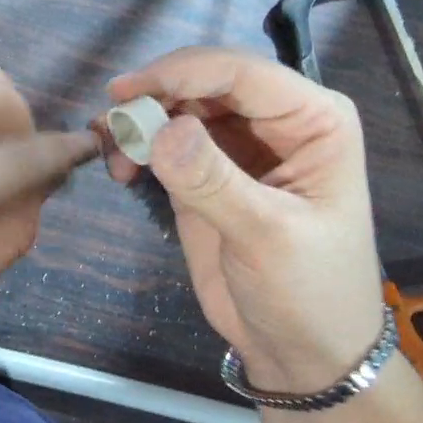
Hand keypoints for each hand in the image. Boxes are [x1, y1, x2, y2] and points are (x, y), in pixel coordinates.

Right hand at [98, 47, 383, 390]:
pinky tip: (121, 171)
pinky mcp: (204, 175)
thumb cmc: (309, 290)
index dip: (179, 73)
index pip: (240, 73)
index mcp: (312, 119)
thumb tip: (159, 130)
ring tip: (111, 155)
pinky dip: (136, 147)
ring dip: (137, 122)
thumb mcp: (267, 236)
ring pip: (176, 109)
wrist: (301, 349)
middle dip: (152, 97)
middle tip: (110, 126)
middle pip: (202, 83)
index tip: (122, 93)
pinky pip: (163, 142)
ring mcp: (236, 147)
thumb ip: (213, 181)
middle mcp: (275, 121)